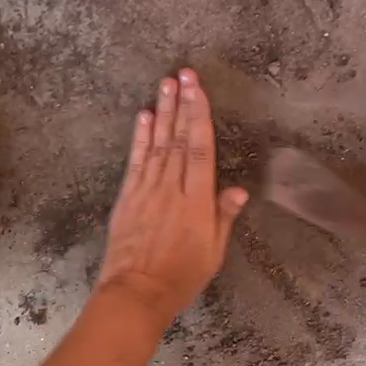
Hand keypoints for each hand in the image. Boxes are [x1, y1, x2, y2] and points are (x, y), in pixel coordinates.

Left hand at [97, 69, 248, 318]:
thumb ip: (222, 218)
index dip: (199, 115)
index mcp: (197, 201)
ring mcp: (146, 191)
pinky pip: (136, 161)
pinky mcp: (127, 198)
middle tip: (183, 74)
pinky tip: (144, 117)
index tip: (198, 88)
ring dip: (162, 112)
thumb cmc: (181, 278)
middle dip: (182, 104)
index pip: (200, 148)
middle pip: (178, 139)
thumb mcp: (213, 253)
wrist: (137, 292)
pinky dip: (140, 137)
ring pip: (156, 144)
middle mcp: (171, 189)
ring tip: (165, 84)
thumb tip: (237, 191)